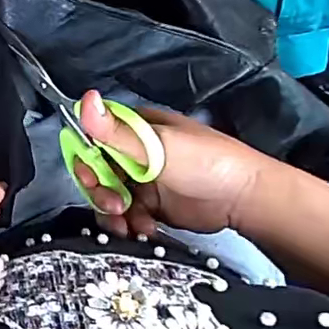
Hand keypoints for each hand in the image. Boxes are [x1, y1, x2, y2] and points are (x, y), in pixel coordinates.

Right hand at [72, 91, 278, 237]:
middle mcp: (135, 153)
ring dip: (113, 214)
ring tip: (130, 224)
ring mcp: (143, 180)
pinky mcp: (151, 206)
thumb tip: (85, 100)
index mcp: (135, 129)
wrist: (243, 198)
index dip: (86, 161)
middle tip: (116, 205)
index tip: (93, 178)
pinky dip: (129, 225)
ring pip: (109, 198)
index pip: (93, 140)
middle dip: (100, 193)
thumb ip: (117, 131)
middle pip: (97, 173)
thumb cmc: (207, 162)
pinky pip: (126, 216)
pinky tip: (144, 229)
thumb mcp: (157, 146)